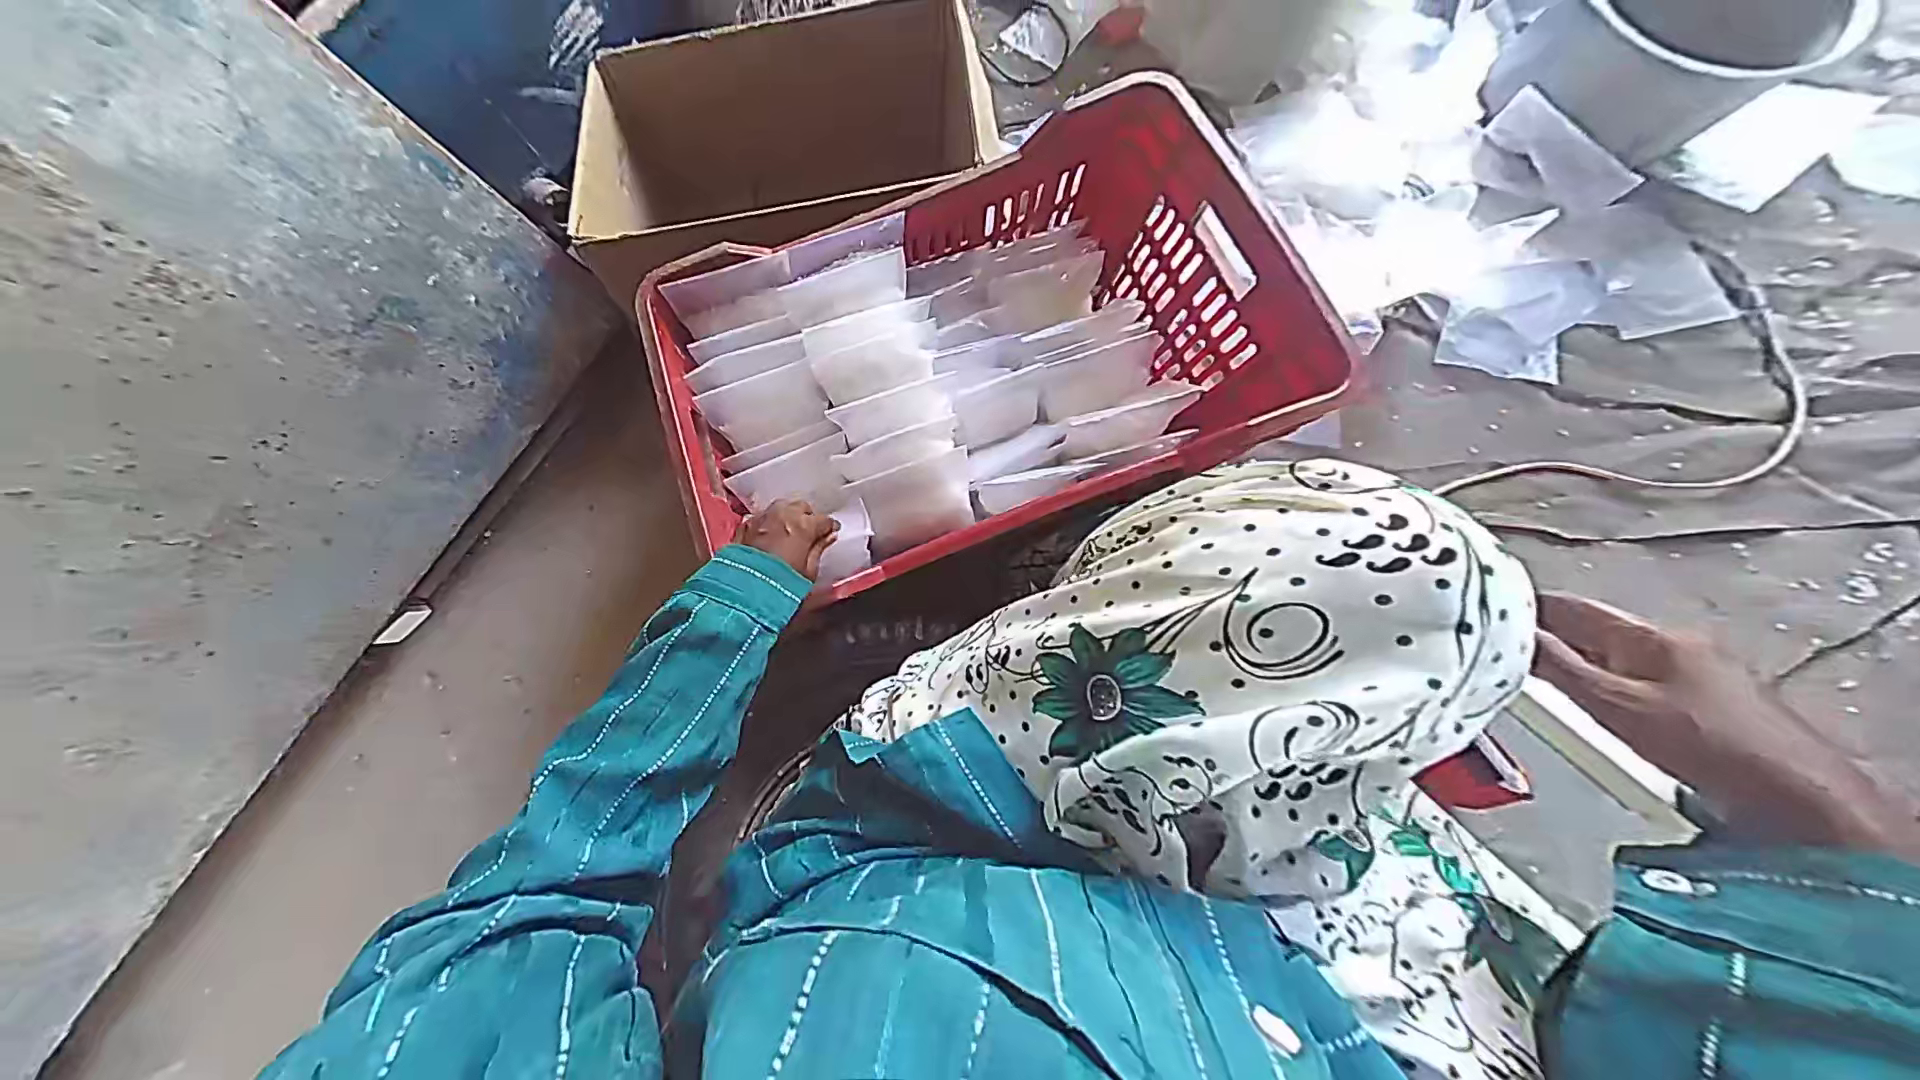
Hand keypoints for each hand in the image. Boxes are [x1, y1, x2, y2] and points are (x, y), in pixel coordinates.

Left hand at [736, 499, 838, 581]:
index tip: (831, 532)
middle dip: (807, 517)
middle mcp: (783, 515)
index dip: (829, 527)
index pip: (824, 520)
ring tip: (789, 530)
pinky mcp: (745, 525)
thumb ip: (819, 549)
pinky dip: (769, 523)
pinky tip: (770, 534)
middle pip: (802, 507)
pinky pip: (763, 517)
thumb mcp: (809, 570)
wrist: (745, 590)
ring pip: (781, 507)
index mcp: (804, 525)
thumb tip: (828, 537)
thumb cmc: (782, 583)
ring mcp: (762, 518)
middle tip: (810, 531)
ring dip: (788, 516)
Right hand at [1533, 592, 1919, 858]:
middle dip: (1545, 643)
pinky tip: (1585, 715)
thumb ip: (1557, 665)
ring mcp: (1687, 677)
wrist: (1794, 800)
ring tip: (1538, 689)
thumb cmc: (1704, 743)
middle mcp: (1671, 648)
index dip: (1527, 608)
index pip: (1571, 607)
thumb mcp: (1612, 702)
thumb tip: (1513, 635)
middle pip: (1588, 635)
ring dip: (1571, 671)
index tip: (1488, 616)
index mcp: (1651, 637)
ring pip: (1606, 662)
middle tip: (1503, 656)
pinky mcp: (1695, 707)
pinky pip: (1626, 686)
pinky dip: (1597, 692)